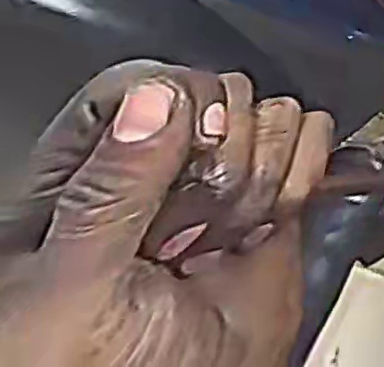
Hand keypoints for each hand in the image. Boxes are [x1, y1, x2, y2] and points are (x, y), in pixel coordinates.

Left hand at [0, 61, 334, 366]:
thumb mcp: (71, 299)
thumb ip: (106, 198)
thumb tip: (153, 99)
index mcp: (74, 184)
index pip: (132, 85)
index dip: (171, 101)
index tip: (184, 147)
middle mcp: (153, 167)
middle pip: (217, 89)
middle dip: (221, 155)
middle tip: (192, 220)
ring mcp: (220, 174)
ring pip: (271, 108)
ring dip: (262, 174)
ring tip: (226, 231)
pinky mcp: (278, 183)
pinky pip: (313, 131)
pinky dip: (303, 172)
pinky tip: (269, 217)